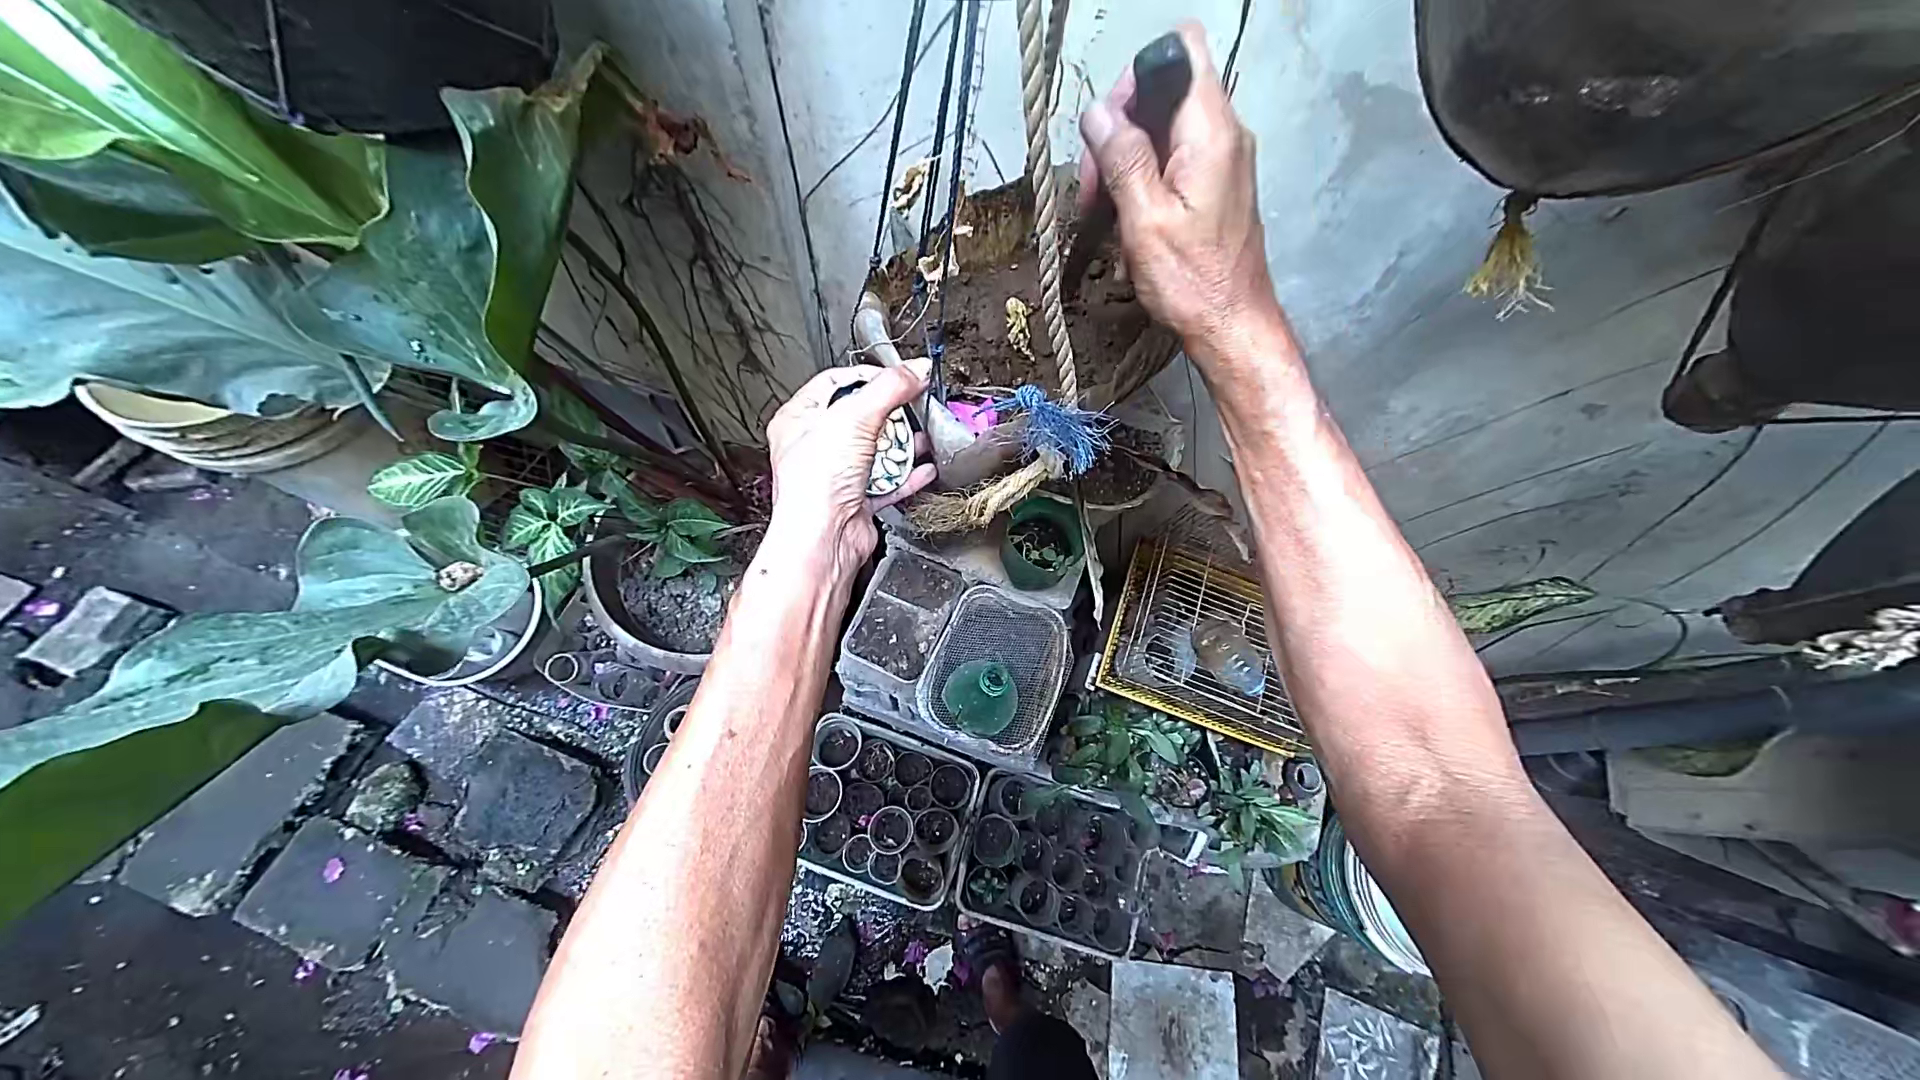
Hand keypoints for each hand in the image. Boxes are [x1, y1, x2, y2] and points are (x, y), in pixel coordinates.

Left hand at [762, 361, 935, 579]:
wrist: (825, 540)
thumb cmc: (815, 487)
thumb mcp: (854, 418)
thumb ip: (889, 389)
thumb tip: (915, 369)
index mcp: (799, 419)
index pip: (837, 381)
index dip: (869, 376)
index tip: (898, 377)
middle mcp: (816, 446)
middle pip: (863, 416)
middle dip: (893, 413)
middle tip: (914, 406)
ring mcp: (838, 474)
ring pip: (878, 450)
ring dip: (905, 445)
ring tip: (924, 437)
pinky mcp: (858, 499)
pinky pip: (888, 481)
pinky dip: (908, 474)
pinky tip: (924, 467)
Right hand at [1078, 23, 1280, 356]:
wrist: (1229, 325)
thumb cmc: (1194, 284)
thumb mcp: (1145, 220)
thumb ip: (1123, 158)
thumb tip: (1099, 113)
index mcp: (1210, 131)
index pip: (1178, 49)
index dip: (1134, 80)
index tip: (1108, 133)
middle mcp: (1223, 135)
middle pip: (1161, 94)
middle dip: (1118, 134)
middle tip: (1095, 188)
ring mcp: (1219, 163)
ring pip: (1160, 134)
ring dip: (1124, 169)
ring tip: (1106, 217)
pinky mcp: (1212, 189)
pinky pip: (1170, 167)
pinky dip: (1141, 190)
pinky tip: (1128, 230)